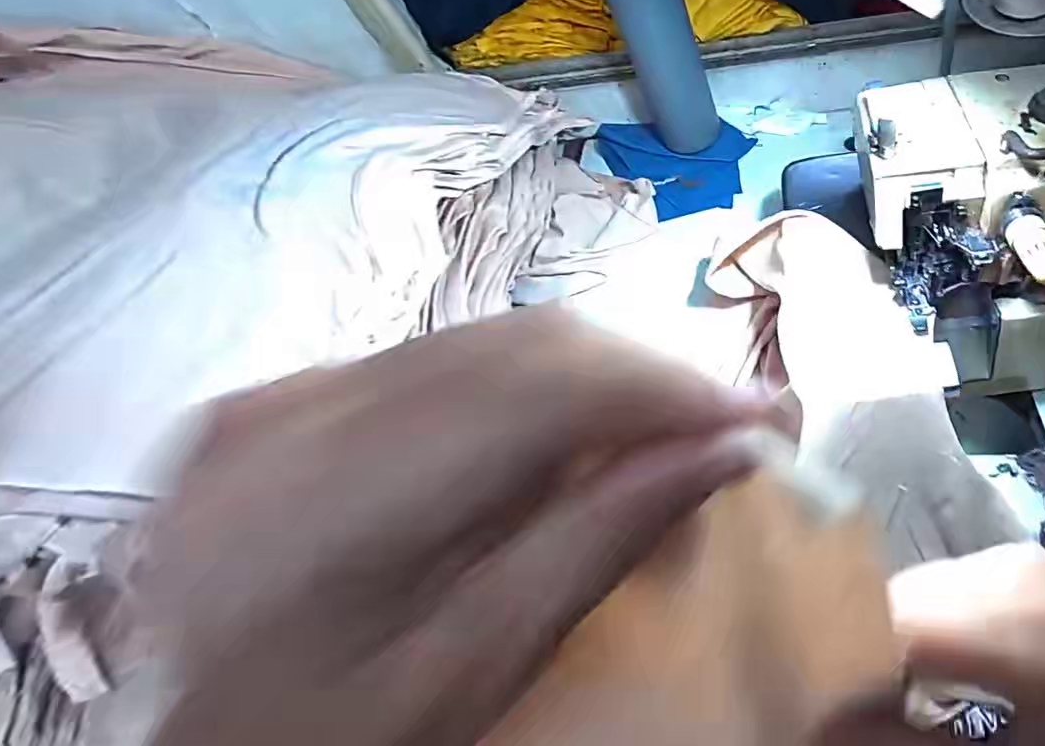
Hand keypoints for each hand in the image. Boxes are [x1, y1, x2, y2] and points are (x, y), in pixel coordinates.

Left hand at [143, 306, 766, 745]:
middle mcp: (297, 415)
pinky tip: (561, 438)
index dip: (666, 388)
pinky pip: (463, 354)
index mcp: (326, 507)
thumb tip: (732, 446)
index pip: (546, 389)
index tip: (757, 412)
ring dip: (603, 380)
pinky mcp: (293, 388)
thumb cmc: (330, 742)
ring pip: (508, 338)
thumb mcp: (481, 667)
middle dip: (647, 381)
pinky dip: (540, 384)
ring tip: (653, 439)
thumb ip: (607, 535)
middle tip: (717, 431)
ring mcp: (286, 390)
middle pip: (534, 345)